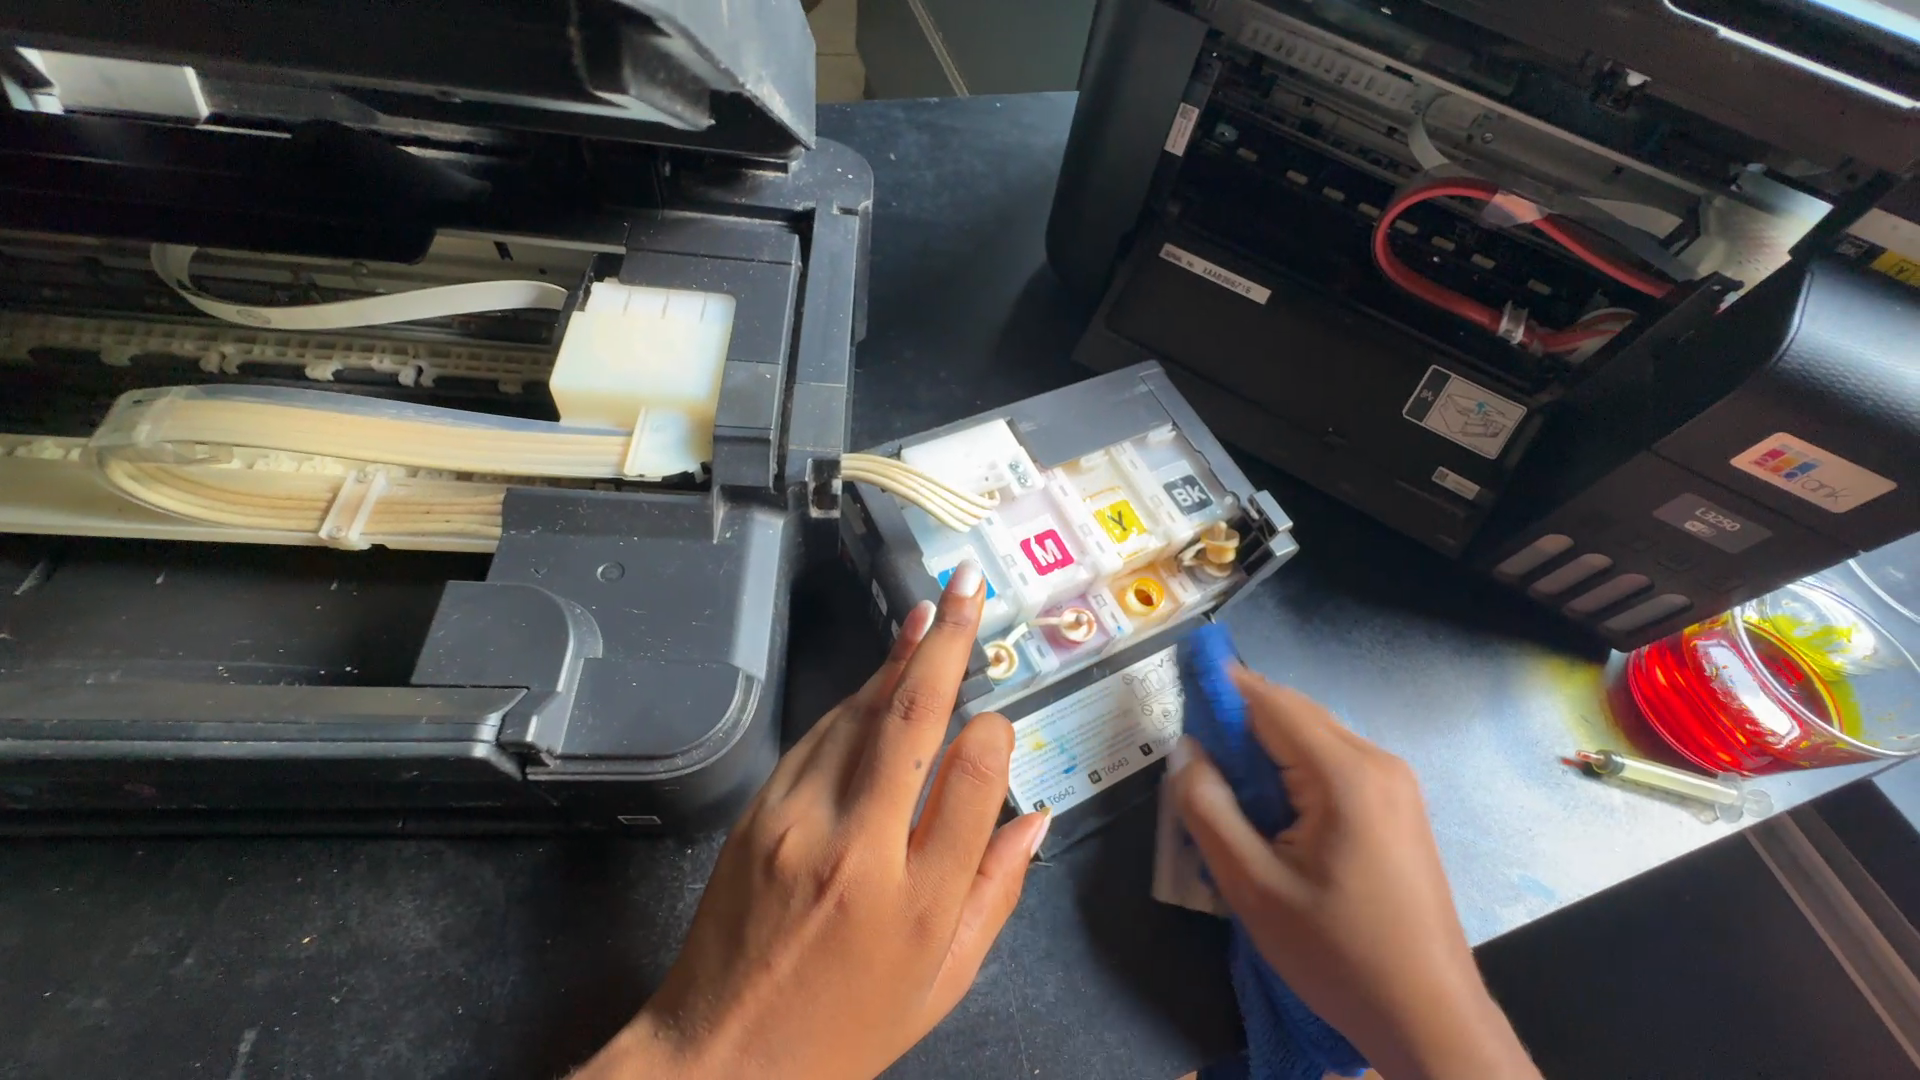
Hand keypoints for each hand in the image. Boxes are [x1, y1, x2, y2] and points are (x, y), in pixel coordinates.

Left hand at [576, 562, 1051, 1079]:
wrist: (716, 1058)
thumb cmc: (845, 1029)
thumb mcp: (942, 981)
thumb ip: (997, 891)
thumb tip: (1039, 815)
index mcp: (916, 900)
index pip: (974, 777)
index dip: (995, 735)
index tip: (1000, 726)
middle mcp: (856, 844)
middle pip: (910, 717)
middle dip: (946, 643)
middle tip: (966, 587)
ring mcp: (796, 818)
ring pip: (857, 711)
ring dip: (897, 657)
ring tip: (930, 613)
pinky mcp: (758, 808)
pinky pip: (818, 734)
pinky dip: (855, 697)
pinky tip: (880, 673)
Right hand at [1168, 668, 1538, 1079]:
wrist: (1431, 1020)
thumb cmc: (1338, 955)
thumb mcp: (1252, 886)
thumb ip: (1207, 808)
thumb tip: (1184, 751)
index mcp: (1344, 773)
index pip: (1268, 701)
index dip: (1218, 693)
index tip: (1176, 701)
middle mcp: (1377, 761)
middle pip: (1291, 712)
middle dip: (1237, 725)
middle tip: (1193, 761)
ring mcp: (1394, 783)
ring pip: (1310, 737)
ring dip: (1262, 750)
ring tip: (1225, 790)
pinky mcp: (1397, 806)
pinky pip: (1330, 763)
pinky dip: (1290, 770)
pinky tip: (1270, 811)